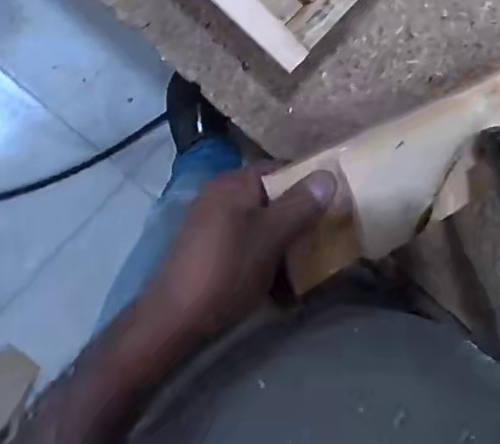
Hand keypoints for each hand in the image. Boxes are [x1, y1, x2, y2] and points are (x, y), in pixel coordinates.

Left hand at [17, 165, 337, 443]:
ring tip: (303, 268)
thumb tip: (328, 175)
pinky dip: (264, 259)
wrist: (166, 330)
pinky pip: (246, 245)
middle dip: (299, 218)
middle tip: (323, 237)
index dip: (310, 183)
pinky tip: (277, 288)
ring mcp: (210, 226)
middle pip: (273, 198)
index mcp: (234, 183)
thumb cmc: (224, 272)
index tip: (334, 202)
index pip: (282, 169)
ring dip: (284, 244)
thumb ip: (302, 203)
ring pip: (262, 225)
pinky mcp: (206, 253)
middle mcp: (220, 197)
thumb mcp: (271, 237)